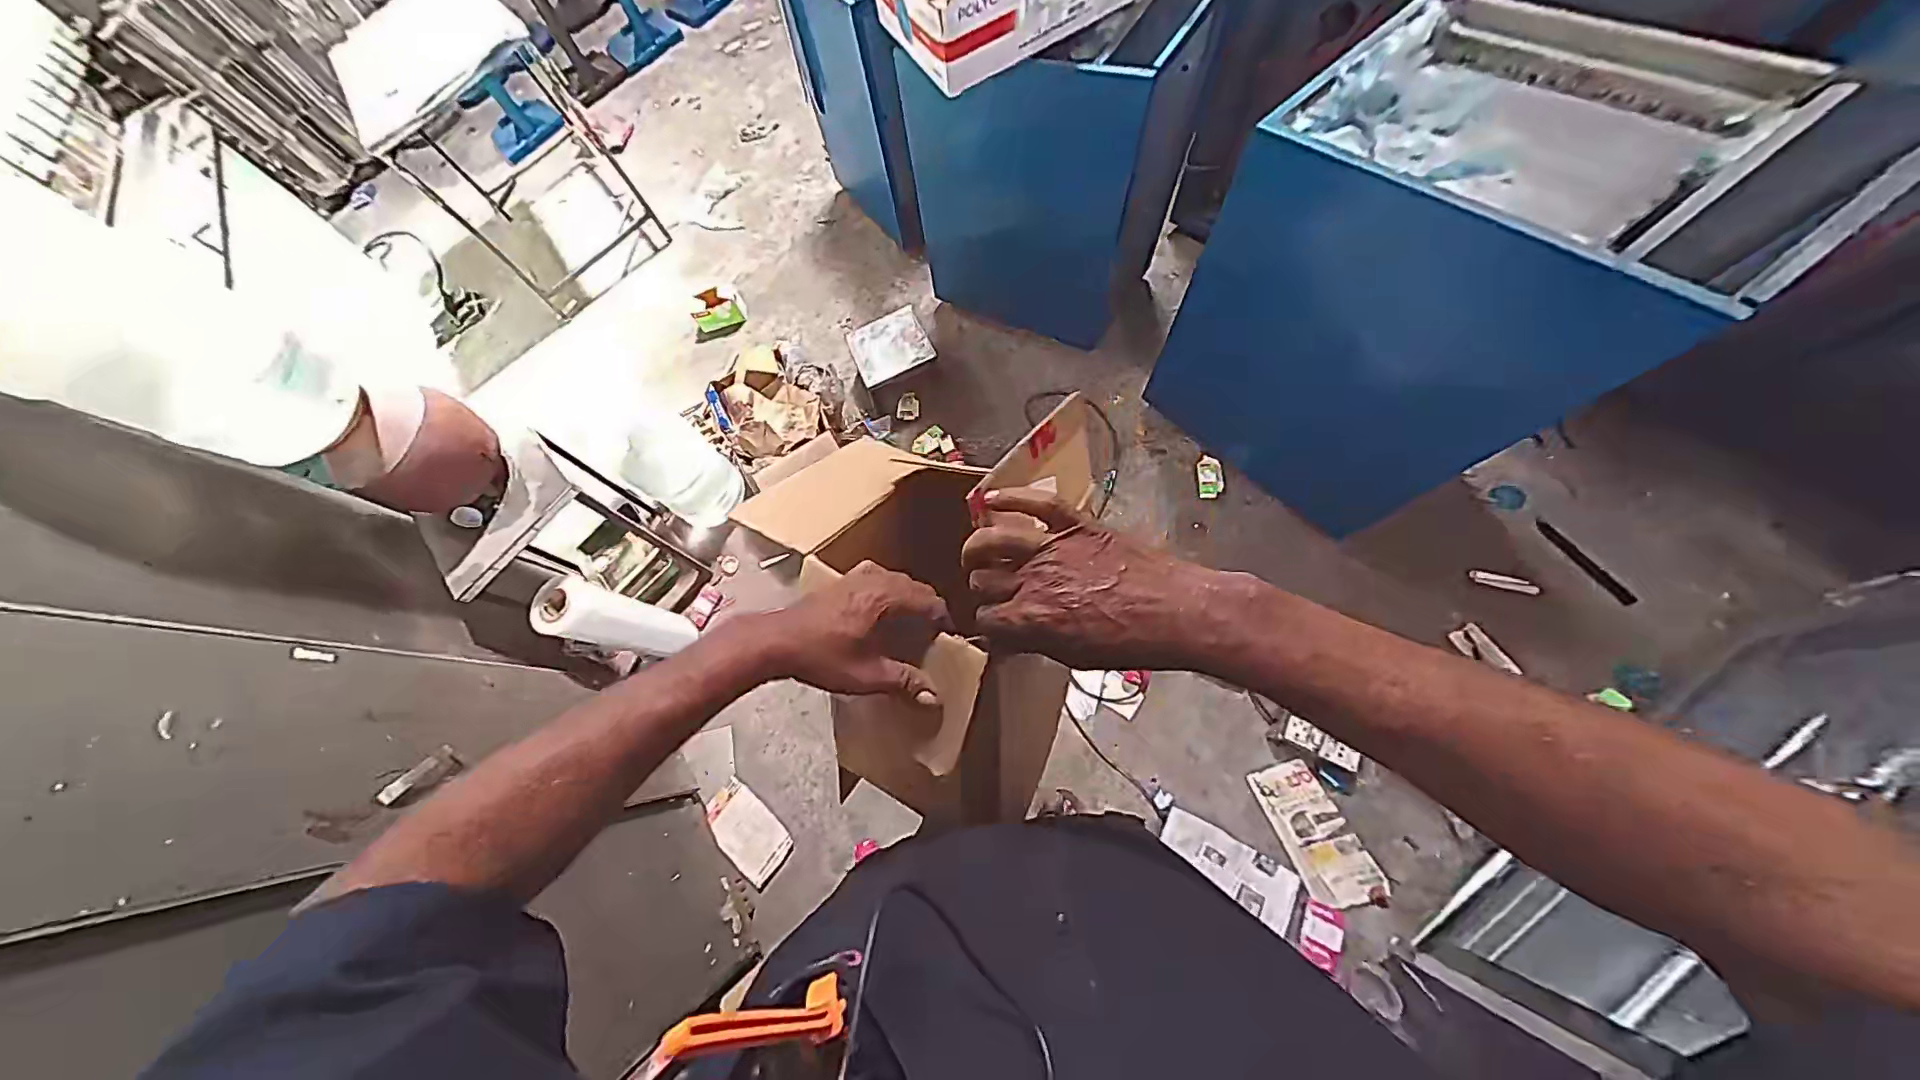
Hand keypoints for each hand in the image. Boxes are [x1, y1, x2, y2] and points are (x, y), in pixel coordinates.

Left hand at [762, 561, 953, 703]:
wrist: (776, 642)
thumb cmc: (817, 655)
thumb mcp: (865, 675)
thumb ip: (902, 681)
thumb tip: (931, 694)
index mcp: (884, 598)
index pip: (929, 601)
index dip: (943, 619)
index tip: (946, 636)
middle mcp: (872, 580)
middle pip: (915, 587)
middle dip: (928, 608)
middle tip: (932, 632)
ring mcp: (854, 577)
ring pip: (896, 580)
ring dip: (909, 597)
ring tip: (911, 622)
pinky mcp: (840, 582)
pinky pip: (876, 577)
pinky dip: (888, 590)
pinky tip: (881, 610)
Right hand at [961, 488, 1239, 670]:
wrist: (1176, 612)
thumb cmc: (1132, 642)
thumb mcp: (1076, 656)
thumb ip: (1037, 643)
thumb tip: (1013, 639)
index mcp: (1032, 620)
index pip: (986, 620)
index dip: (986, 624)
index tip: (993, 623)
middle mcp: (1033, 582)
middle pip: (982, 581)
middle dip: (981, 588)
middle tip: (991, 589)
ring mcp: (1052, 548)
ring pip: (992, 540)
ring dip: (977, 547)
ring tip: (976, 551)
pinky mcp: (1075, 526)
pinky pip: (1035, 503)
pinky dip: (1010, 497)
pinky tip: (991, 500)